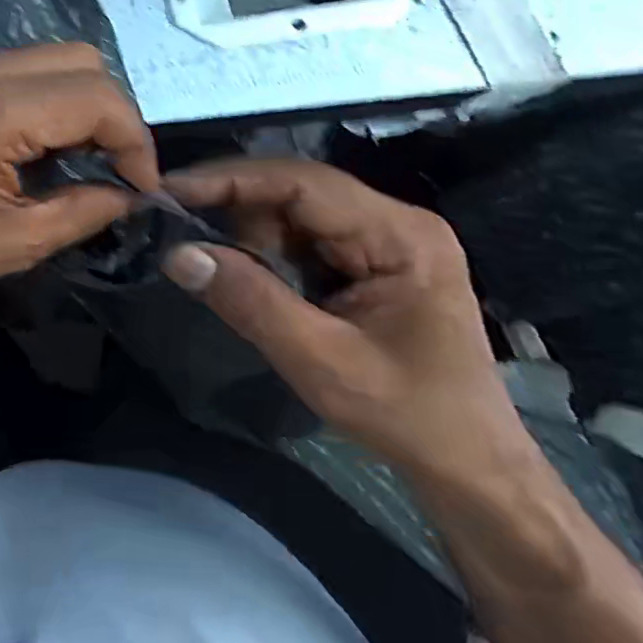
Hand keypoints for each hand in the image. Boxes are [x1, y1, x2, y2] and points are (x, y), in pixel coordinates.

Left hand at [0, 44, 158, 323]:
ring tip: (87, 159)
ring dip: (87, 104)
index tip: (142, 186)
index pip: (99, 97)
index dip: (134, 141)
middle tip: (115, 169)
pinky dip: (56, 101)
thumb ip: (87, 210)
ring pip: (60, 60)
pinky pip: (30, 70)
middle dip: (115, 115)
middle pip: (86, 62)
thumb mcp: (17, 241)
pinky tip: (49, 146)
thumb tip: (132, 194)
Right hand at [160, 158, 522, 479]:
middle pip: (300, 191)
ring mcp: (389, 237)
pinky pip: (311, 237)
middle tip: (179, 228)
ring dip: (253, 234)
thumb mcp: (320, 362)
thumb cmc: (407, 415)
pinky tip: (251, 275)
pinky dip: (272, 252)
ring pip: (300, 212)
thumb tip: (178, 254)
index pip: (303, 183)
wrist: (469, 462)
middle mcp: (397, 220)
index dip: (232, 180)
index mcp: (400, 234)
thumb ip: (249, 302)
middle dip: (237, 208)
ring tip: (216, 264)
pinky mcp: (378, 258)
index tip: (172, 189)